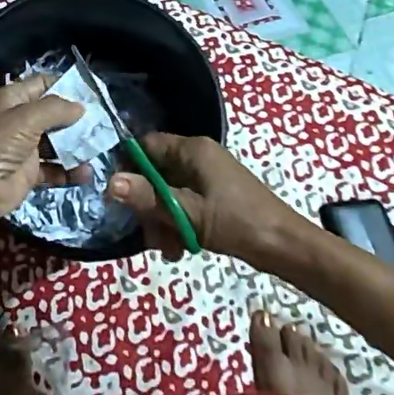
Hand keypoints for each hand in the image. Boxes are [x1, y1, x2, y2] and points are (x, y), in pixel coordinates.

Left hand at [0, 74, 84, 265]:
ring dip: (76, 145)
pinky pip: (54, 167)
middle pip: (52, 113)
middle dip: (76, 117)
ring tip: (98, 146)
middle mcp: (18, 120)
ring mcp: (23, 147)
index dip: (65, 85)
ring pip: (56, 141)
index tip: (92, 91)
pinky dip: (69, 170)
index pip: (42, 83)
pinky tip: (86, 173)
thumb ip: (57, 108)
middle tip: (102, 121)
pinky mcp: (29, 172)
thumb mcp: (27, 117)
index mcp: (11, 99)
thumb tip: (81, 107)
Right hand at [105, 134, 308, 268]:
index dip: (128, 168)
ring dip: (163, 220)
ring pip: (168, 192)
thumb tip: (110, 183)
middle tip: (150, 235)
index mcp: (193, 150)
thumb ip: (150, 198)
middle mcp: (198, 157)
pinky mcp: (213, 195)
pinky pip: (183, 203)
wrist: (283, 245)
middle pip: (155, 172)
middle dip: (149, 205)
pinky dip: (178, 223)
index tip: (117, 197)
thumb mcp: (189, 213)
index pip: (146, 145)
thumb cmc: (237, 222)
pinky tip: (180, 248)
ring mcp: (207, 176)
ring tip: (169, 248)